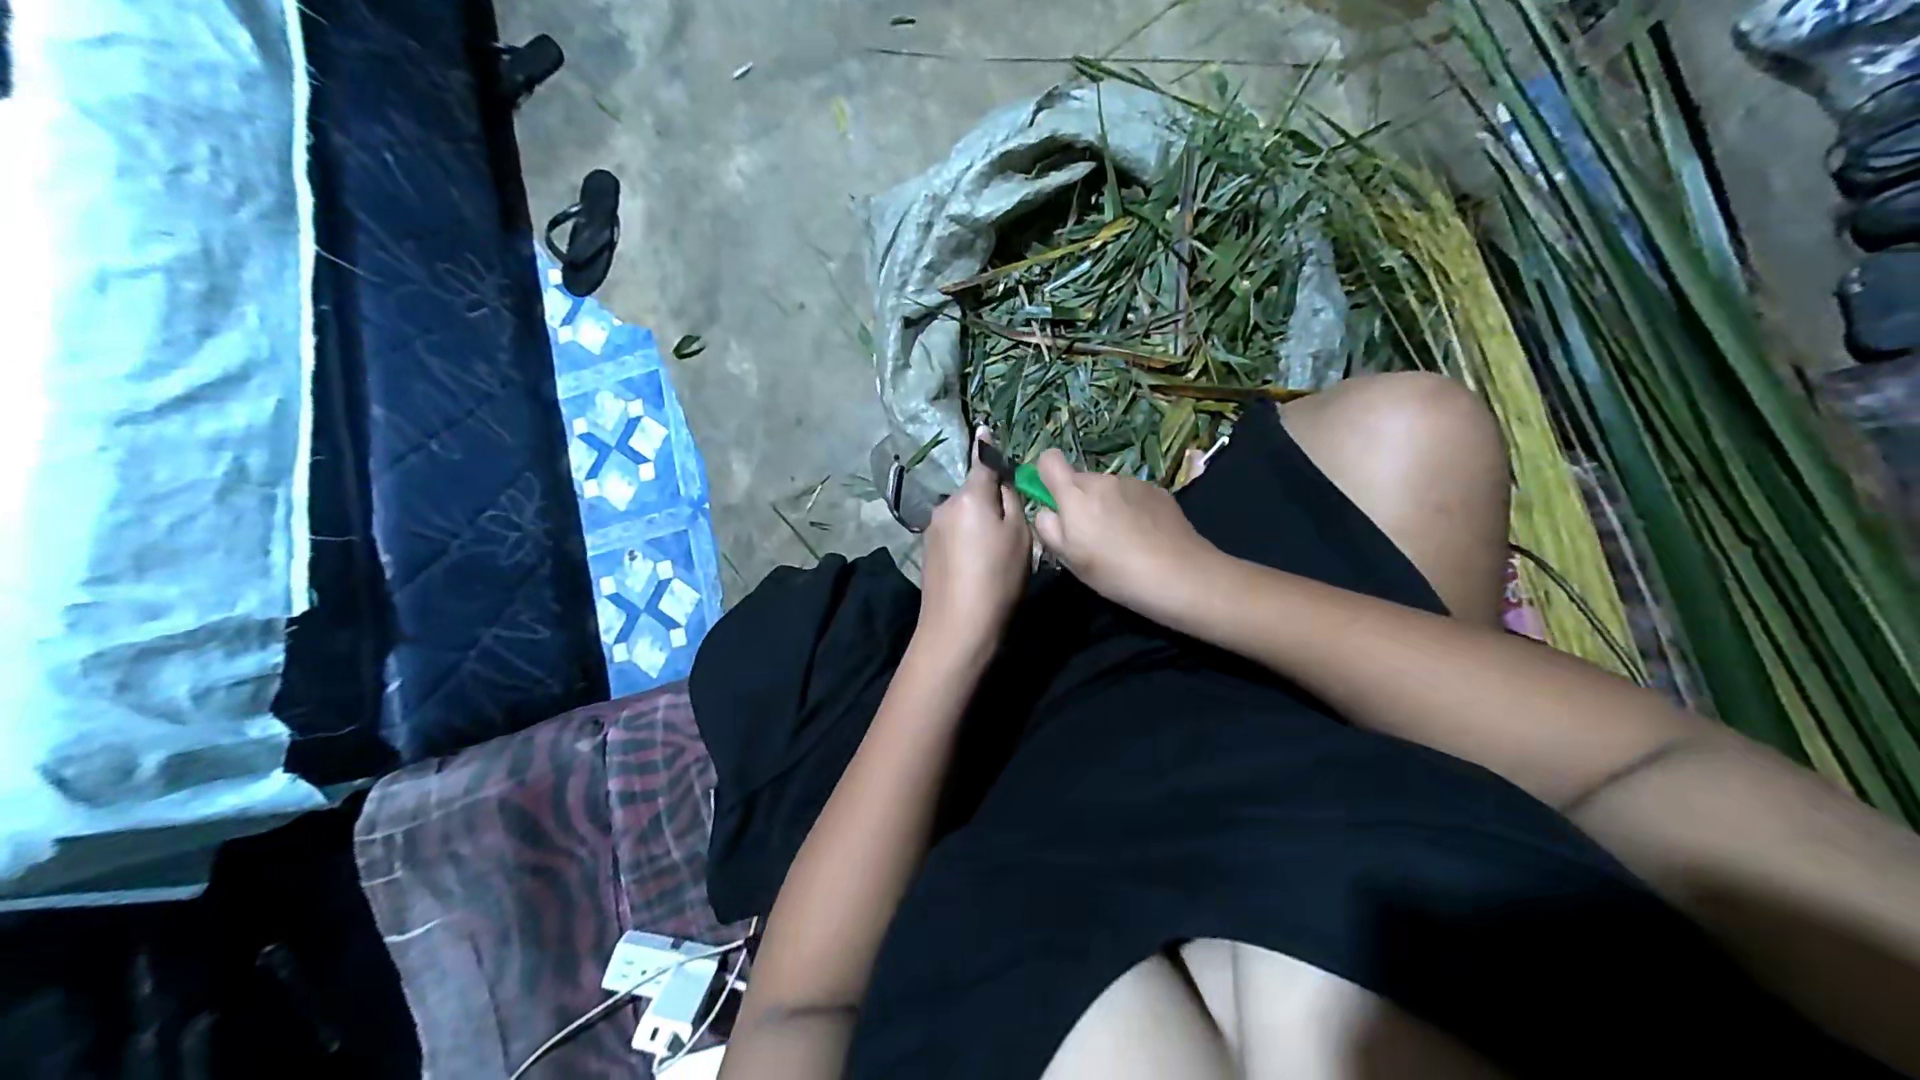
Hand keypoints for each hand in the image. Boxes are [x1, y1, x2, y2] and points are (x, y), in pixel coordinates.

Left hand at [916, 431, 1031, 657]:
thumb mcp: (1019, 535)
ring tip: (996, 551)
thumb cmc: (997, 577)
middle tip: (1013, 525)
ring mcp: (933, 528)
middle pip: (974, 490)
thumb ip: (1010, 499)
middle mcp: (945, 505)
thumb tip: (999, 480)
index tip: (986, 429)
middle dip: (990, 498)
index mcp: (969, 495)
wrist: (958, 626)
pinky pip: (954, 531)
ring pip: (964, 512)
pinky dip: (967, 538)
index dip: (988, 446)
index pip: (981, 461)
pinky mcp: (928, 550)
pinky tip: (977, 563)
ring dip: (978, 520)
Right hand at [1031, 449, 1216, 618]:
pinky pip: (1132, 495)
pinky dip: (1132, 510)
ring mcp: (1133, 483)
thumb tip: (1047, 512)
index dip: (1046, 475)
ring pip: (1108, 488)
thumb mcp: (1069, 559)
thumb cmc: (1115, 572)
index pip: (1049, 460)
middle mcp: (1103, 480)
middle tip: (1090, 536)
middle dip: (1079, 501)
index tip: (1052, 500)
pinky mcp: (1158, 491)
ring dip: (1107, 506)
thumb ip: (1049, 529)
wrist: (1179, 575)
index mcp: (1075, 494)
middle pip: (1080, 480)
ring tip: (1121, 539)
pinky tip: (1144, 537)